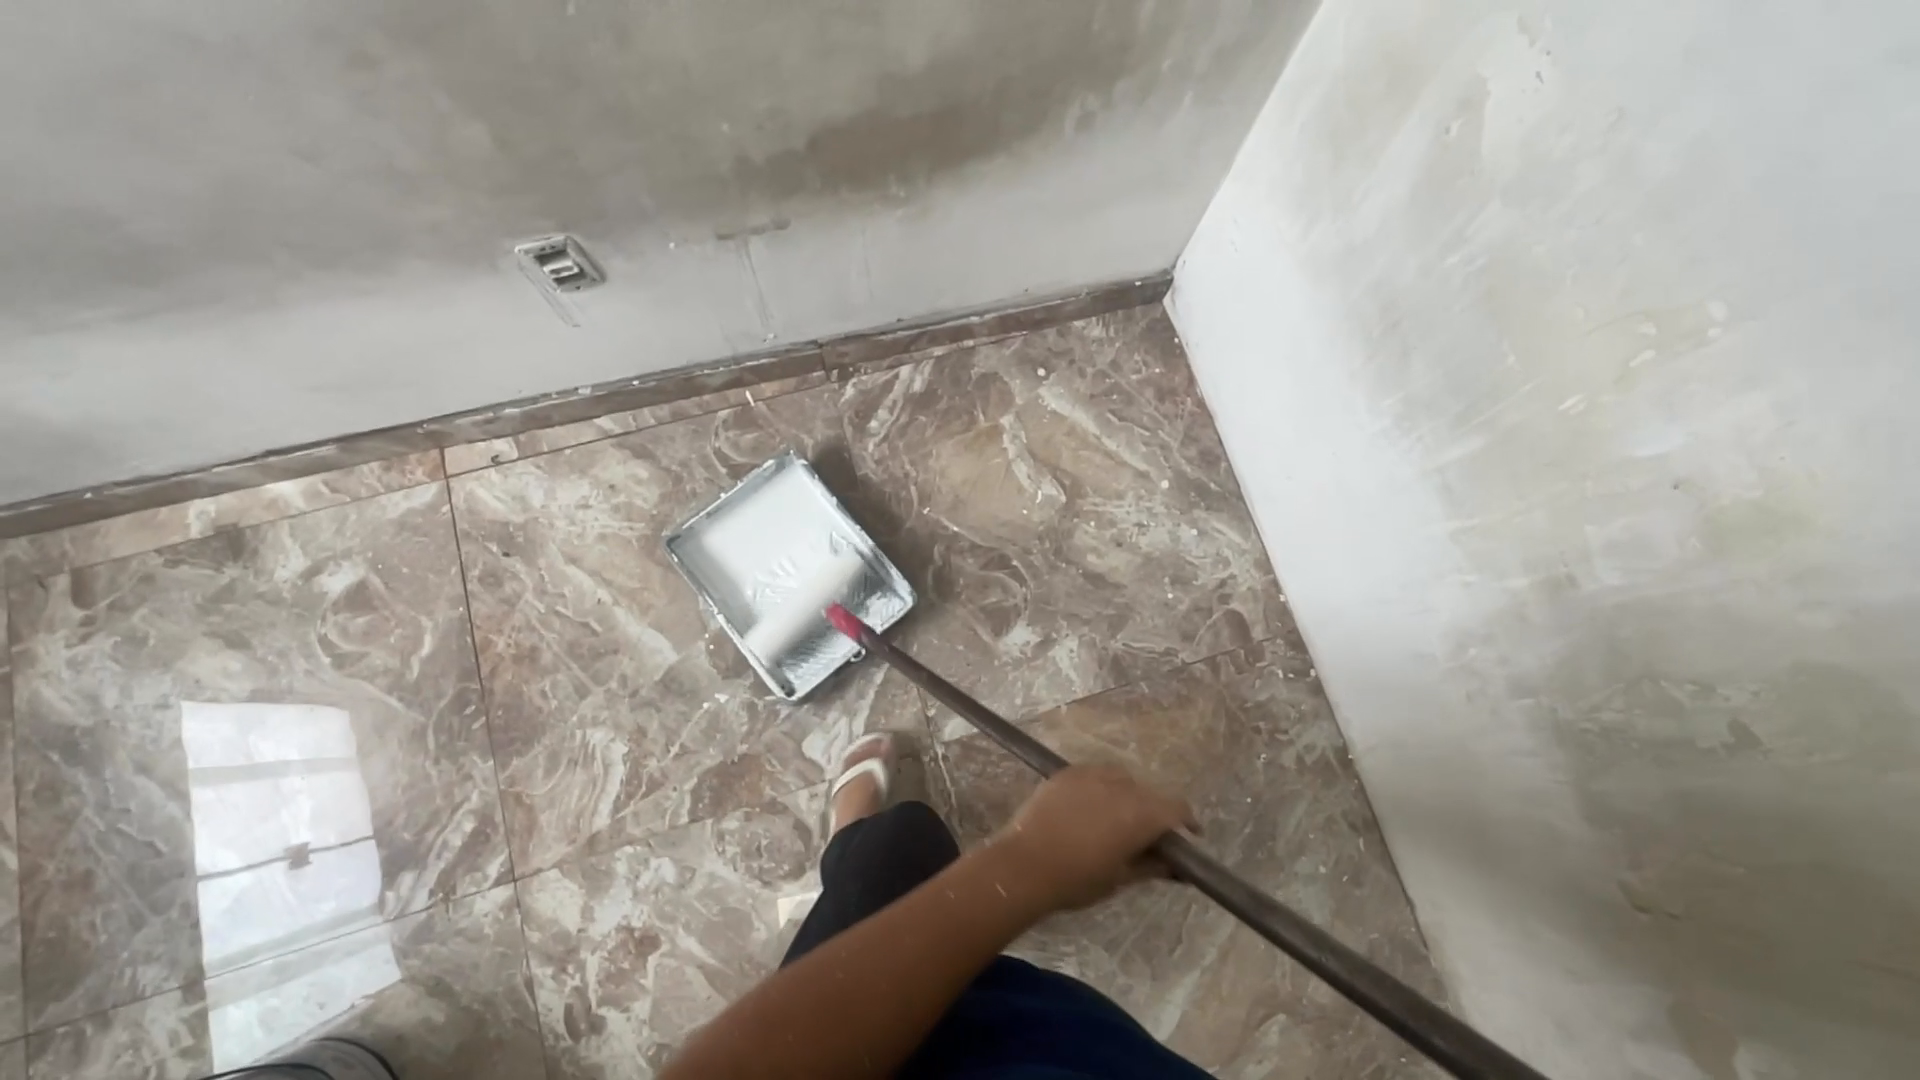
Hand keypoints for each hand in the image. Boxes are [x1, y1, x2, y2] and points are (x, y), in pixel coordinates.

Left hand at [988, 764, 1197, 912]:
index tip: (1187, 837)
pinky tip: (1089, 807)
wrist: (1024, 864)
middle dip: (1153, 812)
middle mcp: (1121, 786)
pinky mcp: (1067, 772)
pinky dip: (1101, 788)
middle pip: (1149, 793)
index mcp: (1141, 813)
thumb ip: (1153, 866)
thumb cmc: (1077, 879)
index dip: (1186, 822)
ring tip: (1114, 819)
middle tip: (1144, 836)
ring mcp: (1092, 774)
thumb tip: (1179, 867)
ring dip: (1127, 796)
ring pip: (1122, 780)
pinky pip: (1095, 774)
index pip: (1177, 807)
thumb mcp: (1121, 877)